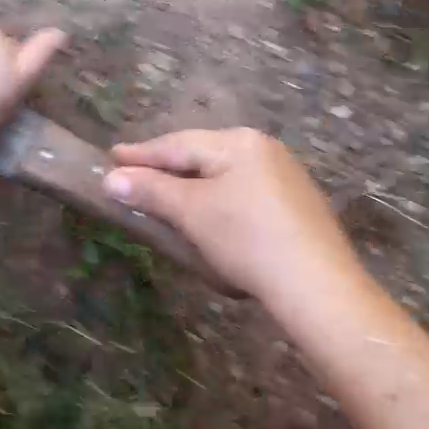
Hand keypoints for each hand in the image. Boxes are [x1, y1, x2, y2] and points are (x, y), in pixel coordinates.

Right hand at [103, 128, 361, 301]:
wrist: (318, 286)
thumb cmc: (247, 239)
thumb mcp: (192, 213)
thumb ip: (151, 191)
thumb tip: (112, 178)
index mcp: (238, 141)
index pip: (177, 144)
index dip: (141, 154)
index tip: (111, 157)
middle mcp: (264, 149)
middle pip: (202, 155)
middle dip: (167, 167)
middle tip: (134, 174)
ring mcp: (286, 176)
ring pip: (224, 174)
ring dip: (192, 185)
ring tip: (165, 194)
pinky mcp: (297, 206)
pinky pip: (244, 192)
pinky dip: (218, 200)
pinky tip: (210, 215)